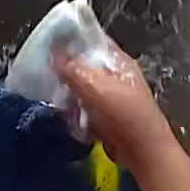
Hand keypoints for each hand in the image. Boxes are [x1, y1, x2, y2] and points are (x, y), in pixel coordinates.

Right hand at [59, 46, 178, 179]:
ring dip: (69, 95)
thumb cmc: (122, 112)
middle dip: (67, 71)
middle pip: (85, 66)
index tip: (50, 45)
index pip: (92, 40)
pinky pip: (84, 110)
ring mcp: (112, 98)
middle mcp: (116, 76)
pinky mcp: (107, 118)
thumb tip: (55, 54)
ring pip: (83, 89)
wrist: (141, 150)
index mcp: (118, 61)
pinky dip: (75, 112)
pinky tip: (66, 116)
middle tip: (48, 74)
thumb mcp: (93, 84)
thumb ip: (72, 68)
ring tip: (56, 97)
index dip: (72, 40)